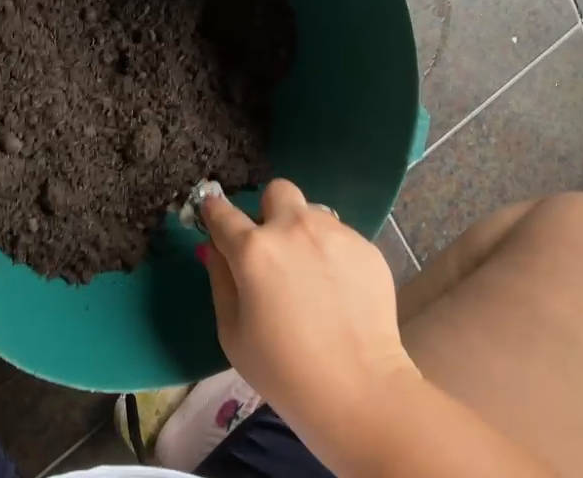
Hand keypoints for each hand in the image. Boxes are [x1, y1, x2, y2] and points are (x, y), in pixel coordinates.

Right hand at [199, 180, 421, 436]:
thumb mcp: (232, 333)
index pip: (222, 212)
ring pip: (312, 213)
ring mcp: (335, 234)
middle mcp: (293, 228)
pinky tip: (339, 291)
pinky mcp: (368, 248)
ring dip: (304, 233)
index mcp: (254, 249)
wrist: (359, 392)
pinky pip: (341, 238)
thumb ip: (220, 281)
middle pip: (276, 191)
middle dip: (270, 211)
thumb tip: (215, 250)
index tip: (214, 218)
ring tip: (313, 275)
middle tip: (274, 248)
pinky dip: (333, 254)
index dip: (214, 212)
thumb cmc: (283, 371)